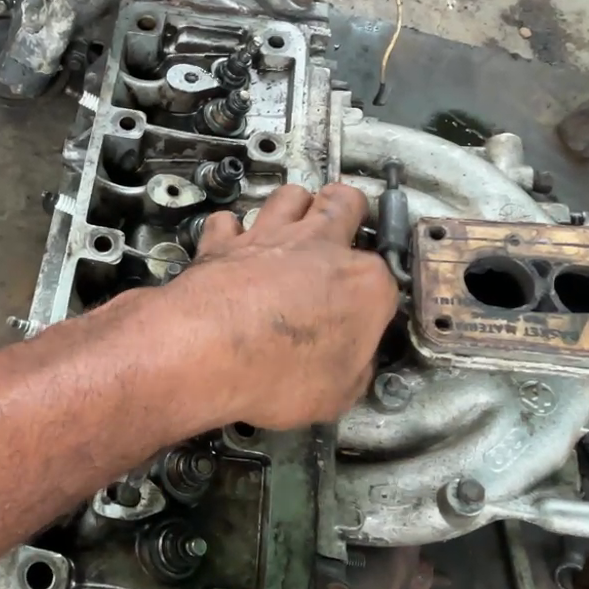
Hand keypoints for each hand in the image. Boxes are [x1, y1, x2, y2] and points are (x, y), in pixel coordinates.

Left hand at [113, 183, 398, 431]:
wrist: (206, 352)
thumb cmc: (273, 374)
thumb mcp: (337, 394)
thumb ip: (351, 369)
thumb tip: (349, 368)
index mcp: (363, 284)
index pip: (383, 276)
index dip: (371, 292)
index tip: (362, 306)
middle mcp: (319, 248)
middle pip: (345, 203)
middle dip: (345, 210)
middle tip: (341, 225)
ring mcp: (269, 238)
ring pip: (290, 195)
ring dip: (293, 206)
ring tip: (290, 225)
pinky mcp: (223, 241)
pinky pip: (228, 220)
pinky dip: (229, 228)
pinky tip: (230, 241)